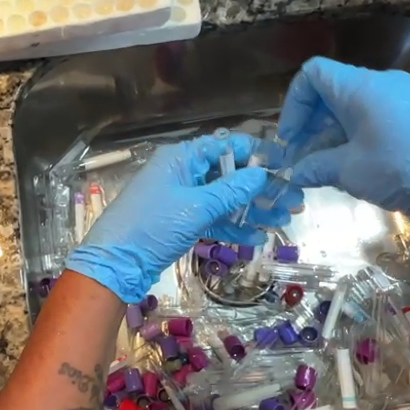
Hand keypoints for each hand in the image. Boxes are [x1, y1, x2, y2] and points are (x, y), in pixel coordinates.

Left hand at [64, 134, 270, 302]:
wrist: (116, 263)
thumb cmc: (152, 226)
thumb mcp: (196, 207)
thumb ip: (230, 191)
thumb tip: (261, 173)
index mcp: (182, 158)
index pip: (226, 146)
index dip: (258, 153)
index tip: (287, 163)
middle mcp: (183, 173)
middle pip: (229, 174)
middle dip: (261, 188)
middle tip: (294, 201)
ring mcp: (182, 199)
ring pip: (224, 199)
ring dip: (252, 210)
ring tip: (283, 220)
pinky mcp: (181, 222)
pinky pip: (213, 219)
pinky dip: (233, 227)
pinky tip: (257, 238)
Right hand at [274, 58, 409, 273]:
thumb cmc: (400, 169)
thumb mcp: (348, 170)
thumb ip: (314, 167)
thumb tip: (294, 173)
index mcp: (362, 87)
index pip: (313, 74)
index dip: (294, 104)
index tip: (290, 138)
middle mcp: (383, 84)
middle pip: (332, 91)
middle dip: (310, 125)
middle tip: (301, 159)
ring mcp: (405, 97)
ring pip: (353, 106)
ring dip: (331, 134)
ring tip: (323, 167)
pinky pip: (376, 116)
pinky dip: (356, 135)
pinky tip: (353, 165)